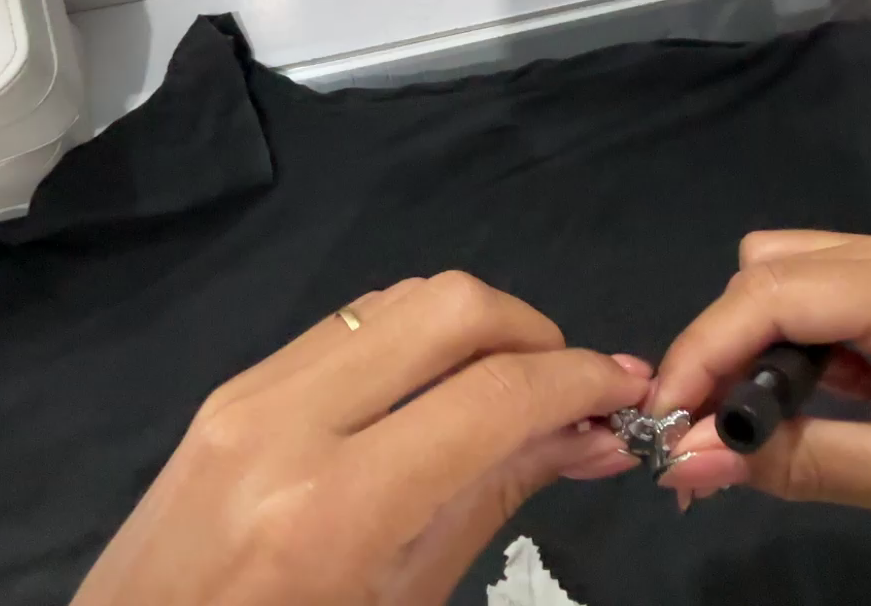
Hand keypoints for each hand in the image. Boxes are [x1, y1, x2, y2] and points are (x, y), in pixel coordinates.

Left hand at [71, 272, 650, 605]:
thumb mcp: (407, 602)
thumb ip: (501, 495)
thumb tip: (595, 434)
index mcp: (331, 510)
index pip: (492, 398)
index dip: (579, 379)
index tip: (628, 386)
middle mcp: (289, 420)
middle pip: (451, 306)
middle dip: (534, 331)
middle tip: (567, 385)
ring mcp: (254, 386)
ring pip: (408, 295)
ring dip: (482, 324)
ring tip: (511, 383)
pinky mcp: (241, 377)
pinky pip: (360, 318)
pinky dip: (424, 330)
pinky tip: (442, 378)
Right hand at [650, 223, 870, 555]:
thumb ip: (799, 463)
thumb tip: (692, 459)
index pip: (772, 294)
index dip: (705, 348)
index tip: (666, 414)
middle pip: (766, 269)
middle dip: (724, 345)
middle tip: (713, 428)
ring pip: (782, 266)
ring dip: (757, 338)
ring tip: (777, 412)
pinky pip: (815, 278)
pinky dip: (794, 330)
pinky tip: (829, 384)